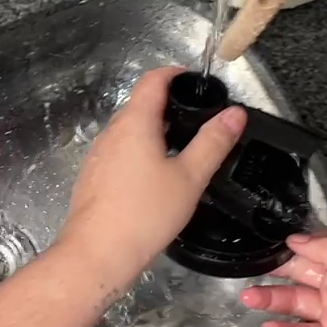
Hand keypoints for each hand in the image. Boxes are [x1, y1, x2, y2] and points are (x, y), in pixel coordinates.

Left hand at [58, 67, 245, 292]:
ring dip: (153, 131)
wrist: (98, 253)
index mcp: (133, 123)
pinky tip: (154, 176)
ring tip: (182, 149)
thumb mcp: (189, 177)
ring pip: (127, 131)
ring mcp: (97, 155)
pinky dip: (138, 153)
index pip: (151, 80)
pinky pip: (118, 153)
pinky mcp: (92, 177)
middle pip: (138, 105)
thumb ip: (213, 142)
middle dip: (168, 106)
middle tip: (198, 120)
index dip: (175, 74)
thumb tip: (234, 113)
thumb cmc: (145, 213)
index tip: (197, 83)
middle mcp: (110, 133)